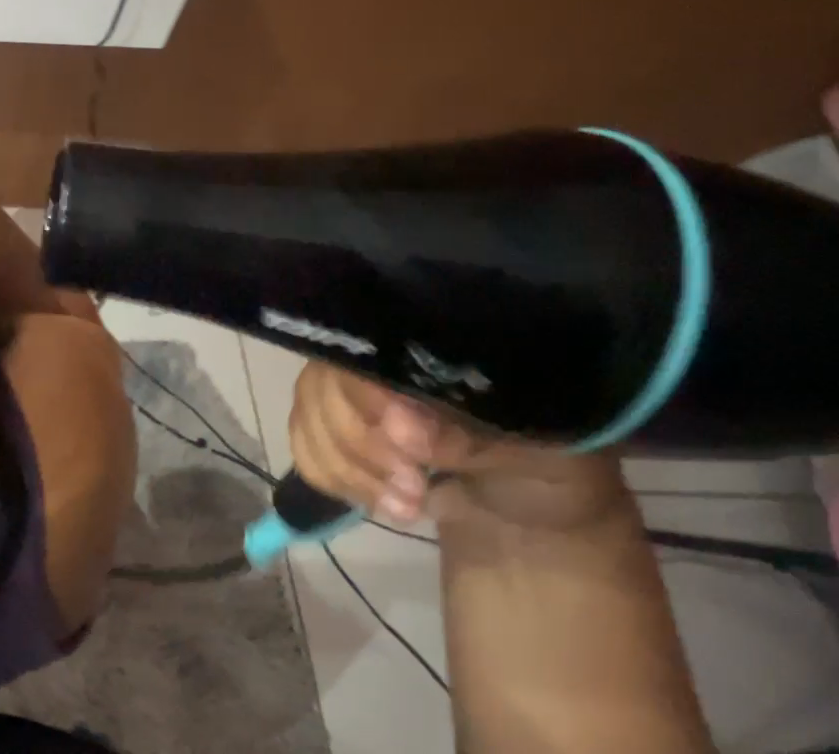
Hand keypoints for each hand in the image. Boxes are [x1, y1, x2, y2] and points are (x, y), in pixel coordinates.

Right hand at [289, 362, 632, 533]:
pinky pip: (304, 444)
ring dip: (351, 469)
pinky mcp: (326, 423)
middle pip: (326, 383)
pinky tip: (376, 499)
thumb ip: (474, 437)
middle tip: (415, 490)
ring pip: (310, 416)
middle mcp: (376, 352)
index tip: (412, 449)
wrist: (531, 506)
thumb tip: (408, 433)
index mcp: (434, 343)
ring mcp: (343, 386)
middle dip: (364, 445)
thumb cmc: (547, 468)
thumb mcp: (536, 453)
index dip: (374, 397)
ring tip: (406, 506)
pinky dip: (334, 477)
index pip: (372, 351)